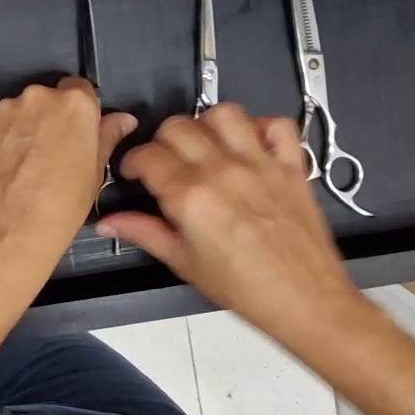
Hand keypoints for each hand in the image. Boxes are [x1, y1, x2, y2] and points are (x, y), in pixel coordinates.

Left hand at [0, 77, 134, 263]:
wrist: (9, 231)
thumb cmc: (60, 206)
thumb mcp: (95, 173)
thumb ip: (106, 137)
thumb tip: (122, 120)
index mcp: (75, 104)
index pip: (80, 89)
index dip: (78, 112)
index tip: (75, 132)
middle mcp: (38, 98)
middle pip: (46, 99)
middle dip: (48, 119)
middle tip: (49, 153)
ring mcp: (4, 111)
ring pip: (17, 111)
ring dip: (21, 129)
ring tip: (23, 165)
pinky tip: (3, 168)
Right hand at [96, 104, 361, 338]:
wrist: (304, 300)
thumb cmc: (244, 288)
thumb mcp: (183, 262)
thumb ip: (143, 232)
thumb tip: (109, 222)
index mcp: (190, 196)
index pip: (147, 155)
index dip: (133, 162)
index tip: (135, 174)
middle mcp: (223, 171)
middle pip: (178, 126)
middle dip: (162, 141)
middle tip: (165, 163)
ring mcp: (260, 164)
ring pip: (224, 113)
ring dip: (206, 124)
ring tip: (204, 146)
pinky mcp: (291, 166)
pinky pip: (277, 125)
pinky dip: (261, 127)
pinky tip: (248, 145)